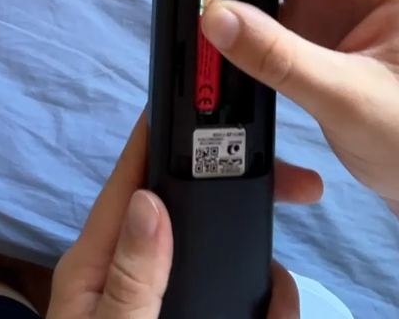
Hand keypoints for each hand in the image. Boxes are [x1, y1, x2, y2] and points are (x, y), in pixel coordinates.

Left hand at [50, 115, 313, 318]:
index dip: (168, 131)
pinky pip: (228, 298)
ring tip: (291, 267)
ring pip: (215, 251)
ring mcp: (158, 297)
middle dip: (239, 187)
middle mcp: (127, 269)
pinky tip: (280, 305)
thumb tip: (150, 200)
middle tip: (300, 183)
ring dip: (258, 253)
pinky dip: (261, 300)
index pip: (133, 174)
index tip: (216, 100)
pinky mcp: (187, 316)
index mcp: (98, 259)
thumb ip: (129, 279)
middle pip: (187, 205)